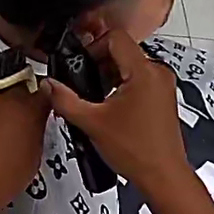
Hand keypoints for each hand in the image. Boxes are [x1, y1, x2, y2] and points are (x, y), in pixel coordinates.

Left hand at [0, 83, 51, 213]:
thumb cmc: (6, 177)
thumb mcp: (35, 153)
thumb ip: (38, 128)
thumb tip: (37, 120)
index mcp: (30, 110)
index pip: (43, 93)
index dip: (41, 101)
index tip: (39, 108)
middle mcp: (8, 101)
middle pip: (18, 92)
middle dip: (19, 105)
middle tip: (16, 125)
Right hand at [43, 33, 192, 198]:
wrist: (163, 175)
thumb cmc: (139, 152)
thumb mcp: (92, 122)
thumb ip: (65, 100)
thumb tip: (49, 86)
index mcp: (144, 72)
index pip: (115, 38)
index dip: (93, 46)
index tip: (81, 62)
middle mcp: (158, 74)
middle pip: (123, 51)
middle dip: (99, 64)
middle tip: (84, 82)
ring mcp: (164, 86)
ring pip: (131, 66)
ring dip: (110, 76)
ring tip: (96, 98)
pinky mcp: (164, 98)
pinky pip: (140, 80)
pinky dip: (123, 86)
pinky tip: (110, 107)